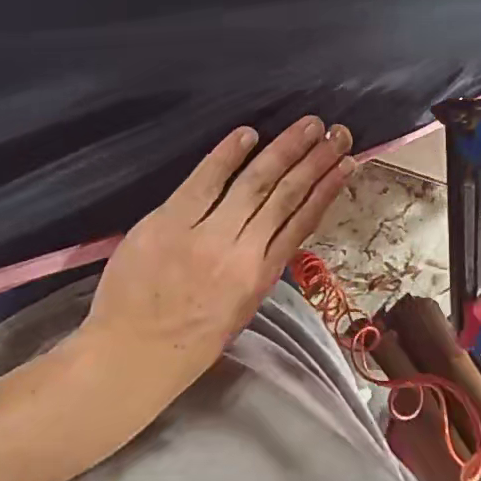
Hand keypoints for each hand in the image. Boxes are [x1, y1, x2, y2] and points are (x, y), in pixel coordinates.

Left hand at [80, 116, 355, 378]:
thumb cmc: (188, 341)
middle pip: (286, 196)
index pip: (302, 222)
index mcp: (261, 276)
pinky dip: (227, 156)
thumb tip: (272, 233)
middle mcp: (242, 252)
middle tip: (338, 132)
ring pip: (255, 184)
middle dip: (315, 160)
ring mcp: (206, 235)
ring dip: (285, 150)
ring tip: (310, 125)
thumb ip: (257, 268)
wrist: (133, 355)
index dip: (327, 190)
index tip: (346, 165)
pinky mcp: (169, 223)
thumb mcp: (240, 309)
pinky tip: (248, 134)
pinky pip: (203, 182)